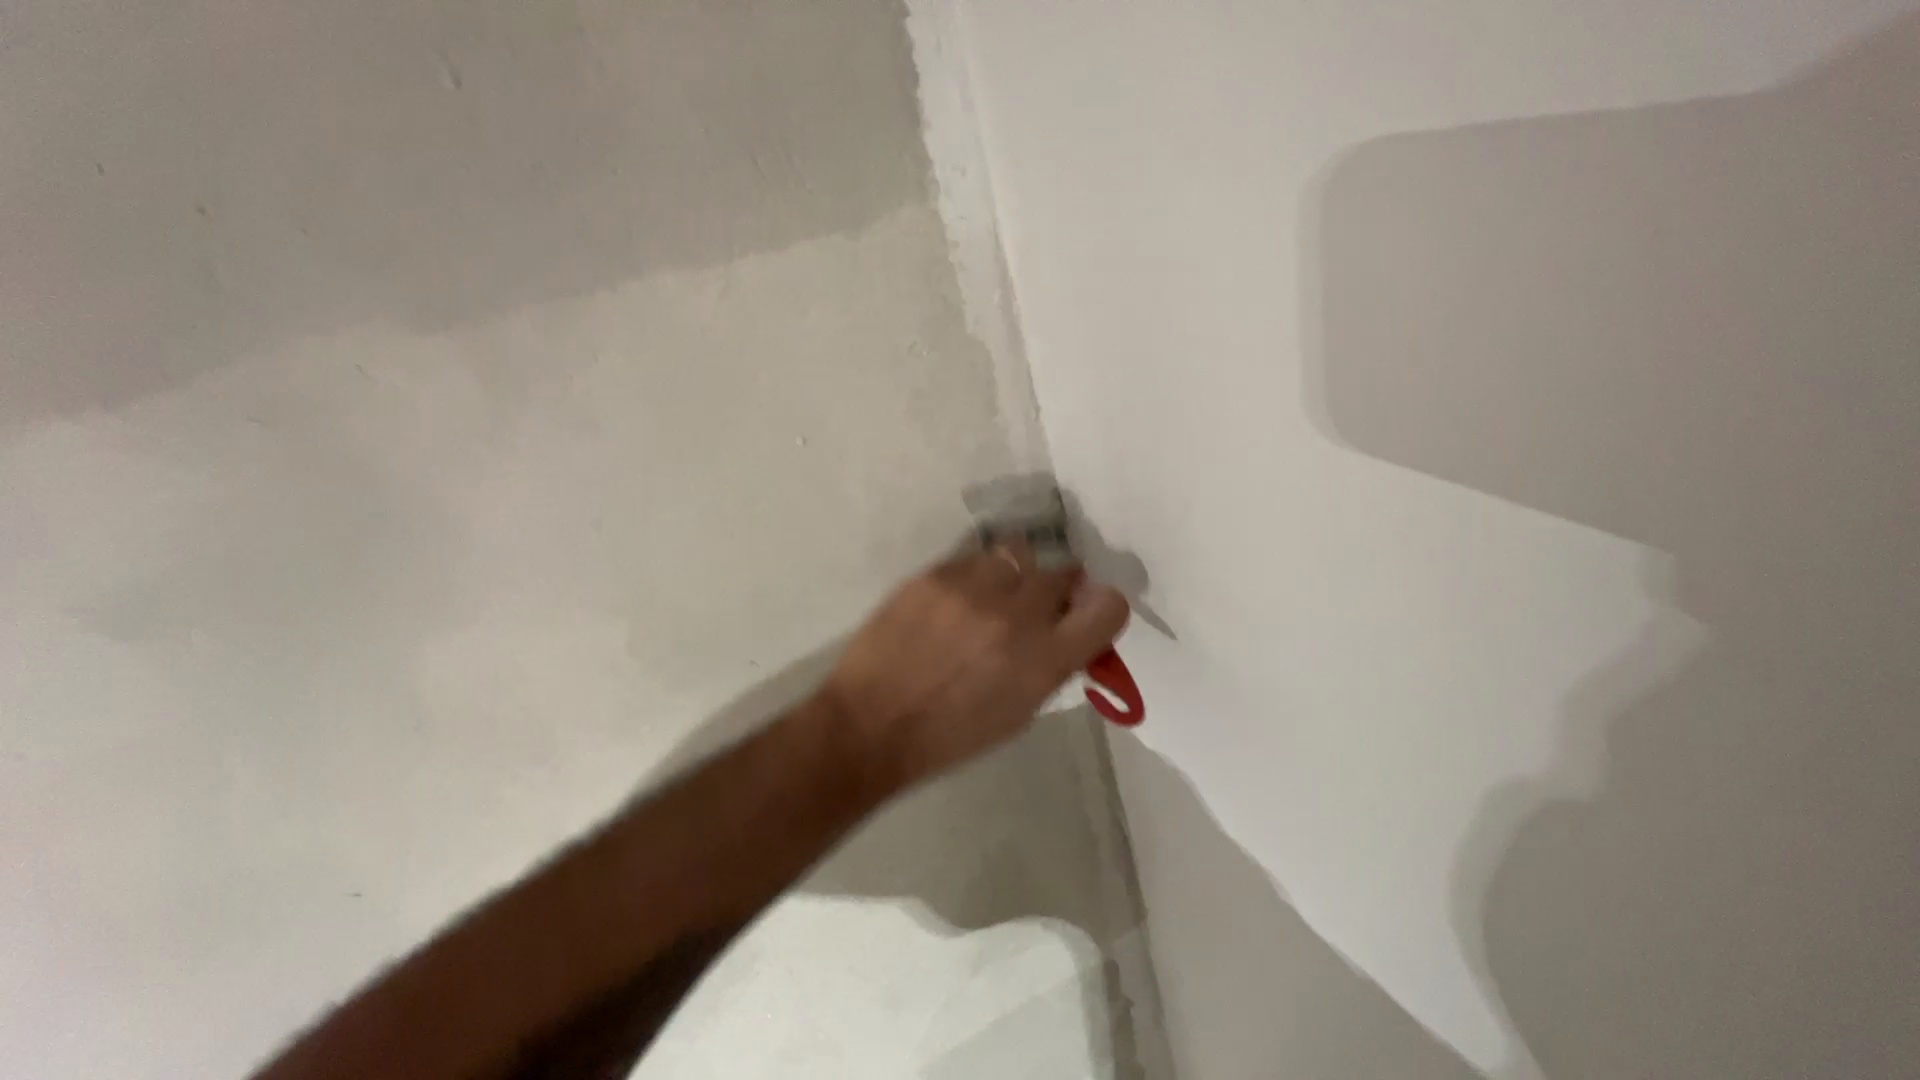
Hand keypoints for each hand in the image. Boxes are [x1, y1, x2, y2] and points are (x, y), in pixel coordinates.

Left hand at [821, 541, 1131, 789]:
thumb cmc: (949, 736)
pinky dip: (973, 576)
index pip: (1107, 608)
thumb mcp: (1018, 713)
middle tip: (1034, 606)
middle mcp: (1016, 616)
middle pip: (1063, 575)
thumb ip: (1052, 666)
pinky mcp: (934, 574)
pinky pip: (972, 558)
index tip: (1087, 612)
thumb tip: (1070, 633)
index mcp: (1044, 660)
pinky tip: (954, 602)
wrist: (871, 725)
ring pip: (1018, 554)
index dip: (1103, 607)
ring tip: (992, 594)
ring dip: (1015, 573)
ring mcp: (972, 589)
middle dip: (1056, 591)